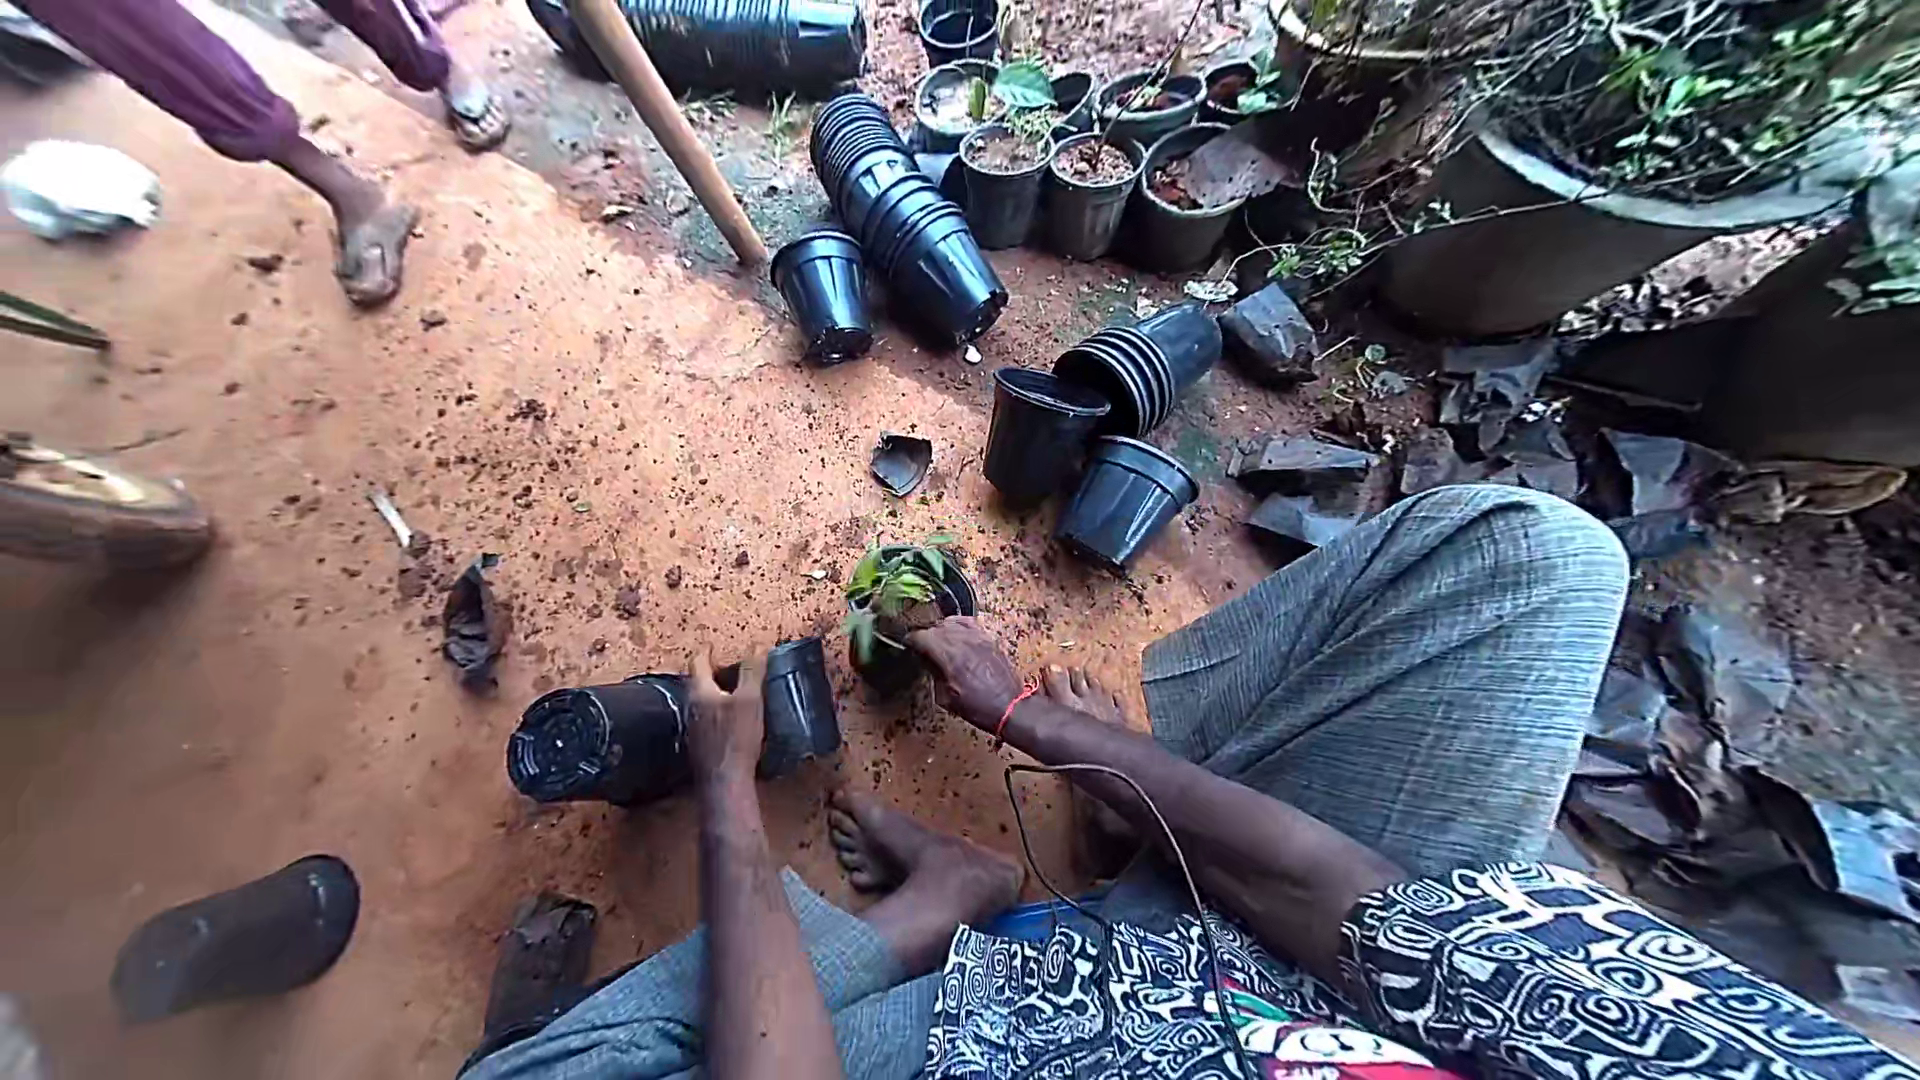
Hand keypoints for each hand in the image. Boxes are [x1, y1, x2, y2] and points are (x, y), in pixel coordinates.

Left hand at [687, 647, 764, 784]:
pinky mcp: (701, 744)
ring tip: (736, 690)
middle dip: (714, 672)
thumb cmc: (736, 738)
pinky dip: (719, 710)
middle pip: (699, 682)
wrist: (724, 781)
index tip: (713, 645)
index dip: (707, 651)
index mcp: (700, 693)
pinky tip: (734, 718)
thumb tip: (758, 645)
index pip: (698, 663)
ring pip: (703, 701)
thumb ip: (753, 671)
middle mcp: (691, 708)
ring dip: (717, 692)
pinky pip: (708, 718)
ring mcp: (694, 728)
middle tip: (731, 667)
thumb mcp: (751, 700)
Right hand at [908, 616, 1020, 731]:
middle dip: (924, 636)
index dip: (910, 640)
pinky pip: (968, 622)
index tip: (907, 645)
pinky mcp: (987, 638)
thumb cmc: (978, 707)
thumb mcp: (946, 698)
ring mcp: (977, 637)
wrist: (1009, 706)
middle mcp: (962, 642)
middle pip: (934, 627)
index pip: (921, 636)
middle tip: (921, 647)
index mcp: (949, 657)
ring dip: (940, 630)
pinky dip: (958, 625)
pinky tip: (956, 633)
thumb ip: (933, 674)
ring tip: (938, 641)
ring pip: (950, 622)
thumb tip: (926, 660)